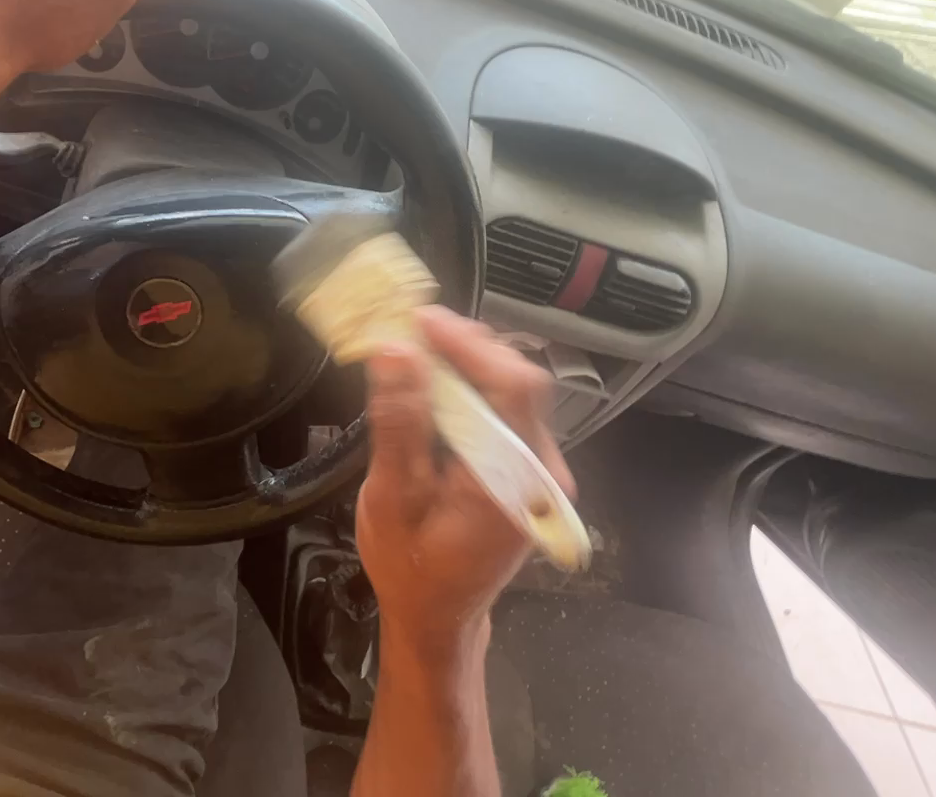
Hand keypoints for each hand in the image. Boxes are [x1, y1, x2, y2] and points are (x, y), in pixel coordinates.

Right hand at [356, 306, 575, 656]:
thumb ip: (399, 423)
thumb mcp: (394, 496)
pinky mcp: (523, 471)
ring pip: (512, 393)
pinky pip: (503, 412)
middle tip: (411, 327)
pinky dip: (468, 387)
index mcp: (515, 481)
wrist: (437, 617)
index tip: (419, 318)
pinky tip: (434, 381)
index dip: (469, 344)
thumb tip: (395, 351)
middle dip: (466, 346)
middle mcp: (541, 471)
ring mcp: (537, 471)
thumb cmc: (410, 565)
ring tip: (417, 345)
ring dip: (466, 362)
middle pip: (518, 383)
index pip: (513, 387)